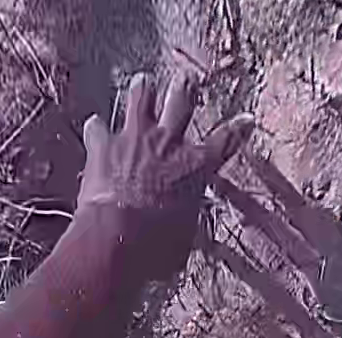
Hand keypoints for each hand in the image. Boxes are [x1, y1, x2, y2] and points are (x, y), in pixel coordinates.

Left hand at [77, 72, 252, 280]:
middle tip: (184, 85)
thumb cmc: (154, 248)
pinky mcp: (103, 147)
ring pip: (142, 94)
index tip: (246, 120)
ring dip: (143, 90)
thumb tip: (184, 230)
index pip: (225, 142)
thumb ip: (185, 223)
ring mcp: (134, 139)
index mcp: (194, 167)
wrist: (116, 238)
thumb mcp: (181, 240)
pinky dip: (97, 131)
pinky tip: (95, 132)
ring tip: (143, 85)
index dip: (238, 130)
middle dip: (185, 89)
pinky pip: (97, 127)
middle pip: (183, 98)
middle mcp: (167, 143)